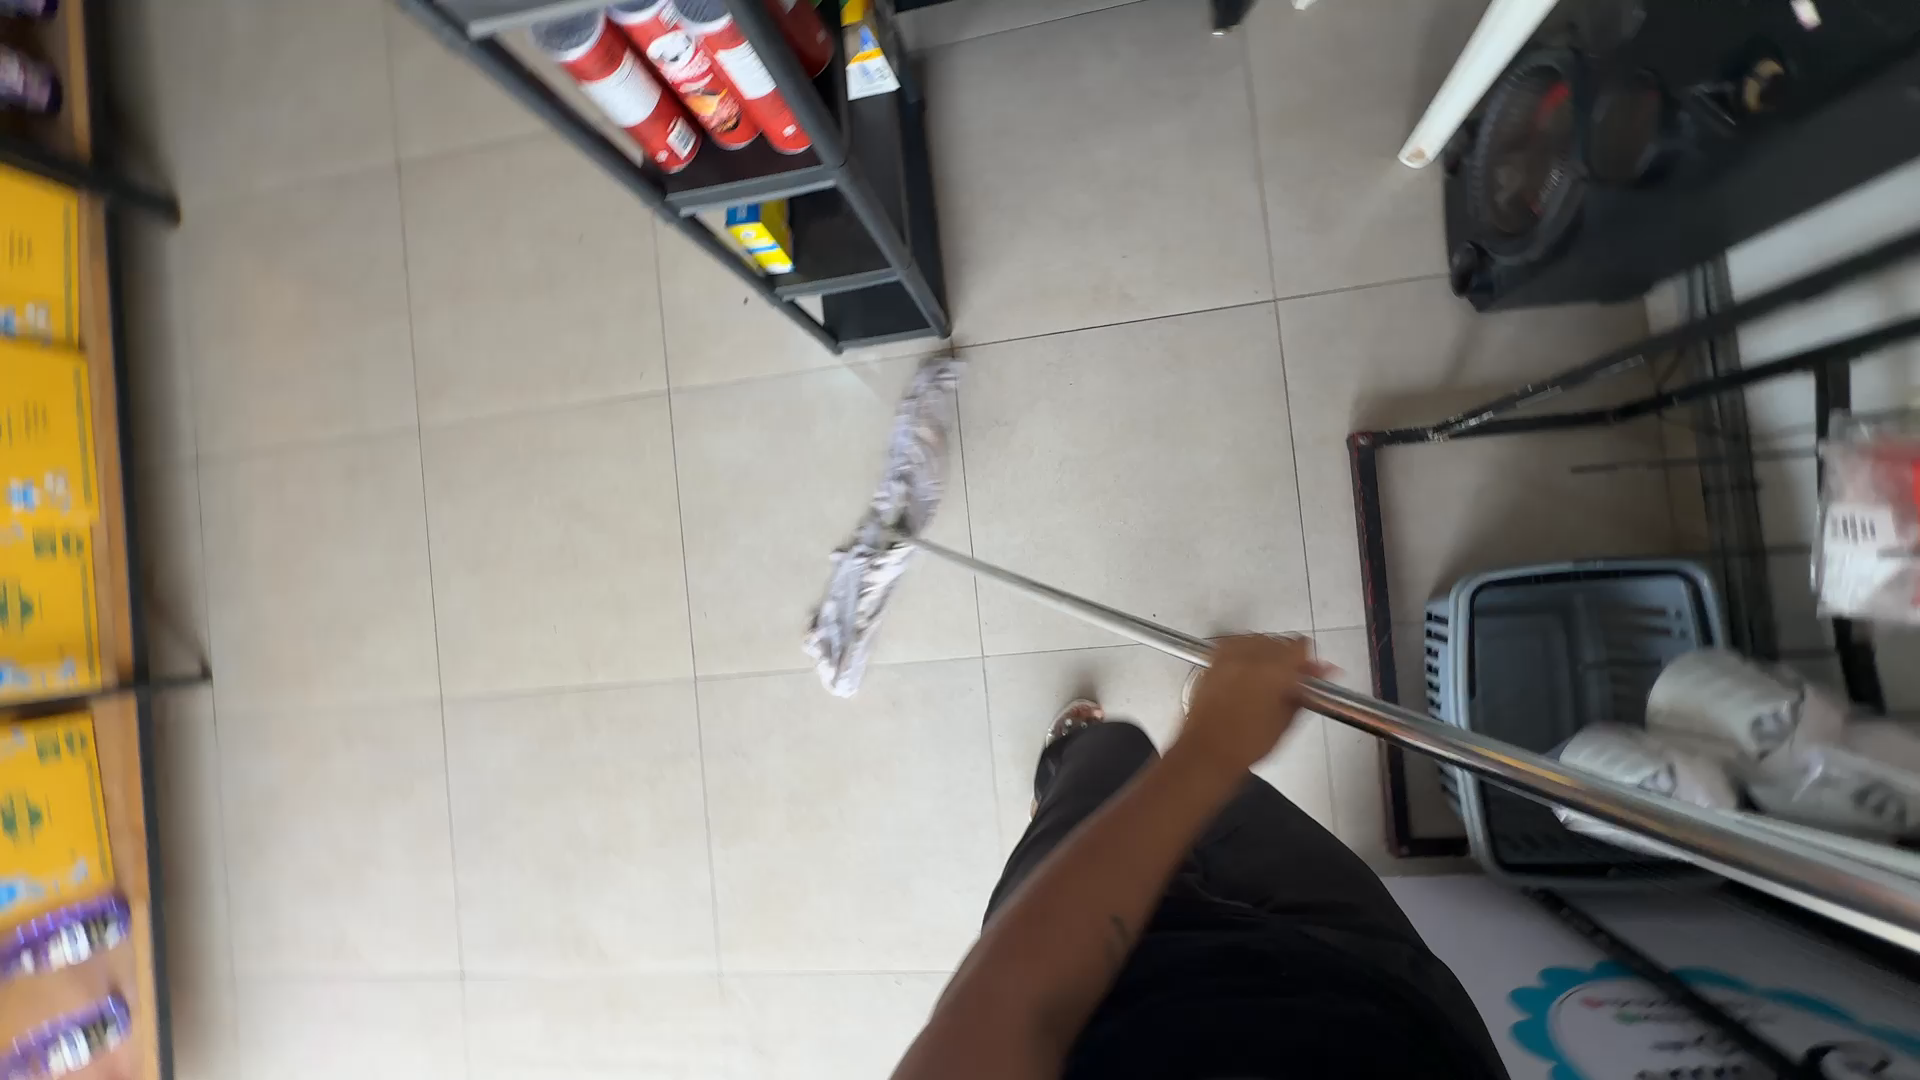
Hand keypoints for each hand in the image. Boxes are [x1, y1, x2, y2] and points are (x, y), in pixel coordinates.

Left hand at [1174, 634, 1331, 775]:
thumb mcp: (1287, 721)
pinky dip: (1244, 651)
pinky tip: (1248, 670)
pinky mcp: (1210, 662)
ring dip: (1267, 652)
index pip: (1298, 646)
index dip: (1308, 660)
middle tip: (1292, 679)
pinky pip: (1233, 643)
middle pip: (1277, 640)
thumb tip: (1320, 672)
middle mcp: (1247, 658)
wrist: (1207, 751)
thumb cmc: (1247, 744)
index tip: (1310, 673)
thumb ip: (1304, 691)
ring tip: (1269, 677)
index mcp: (1271, 672)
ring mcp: (1225, 658)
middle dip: (1289, 657)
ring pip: (1256, 638)